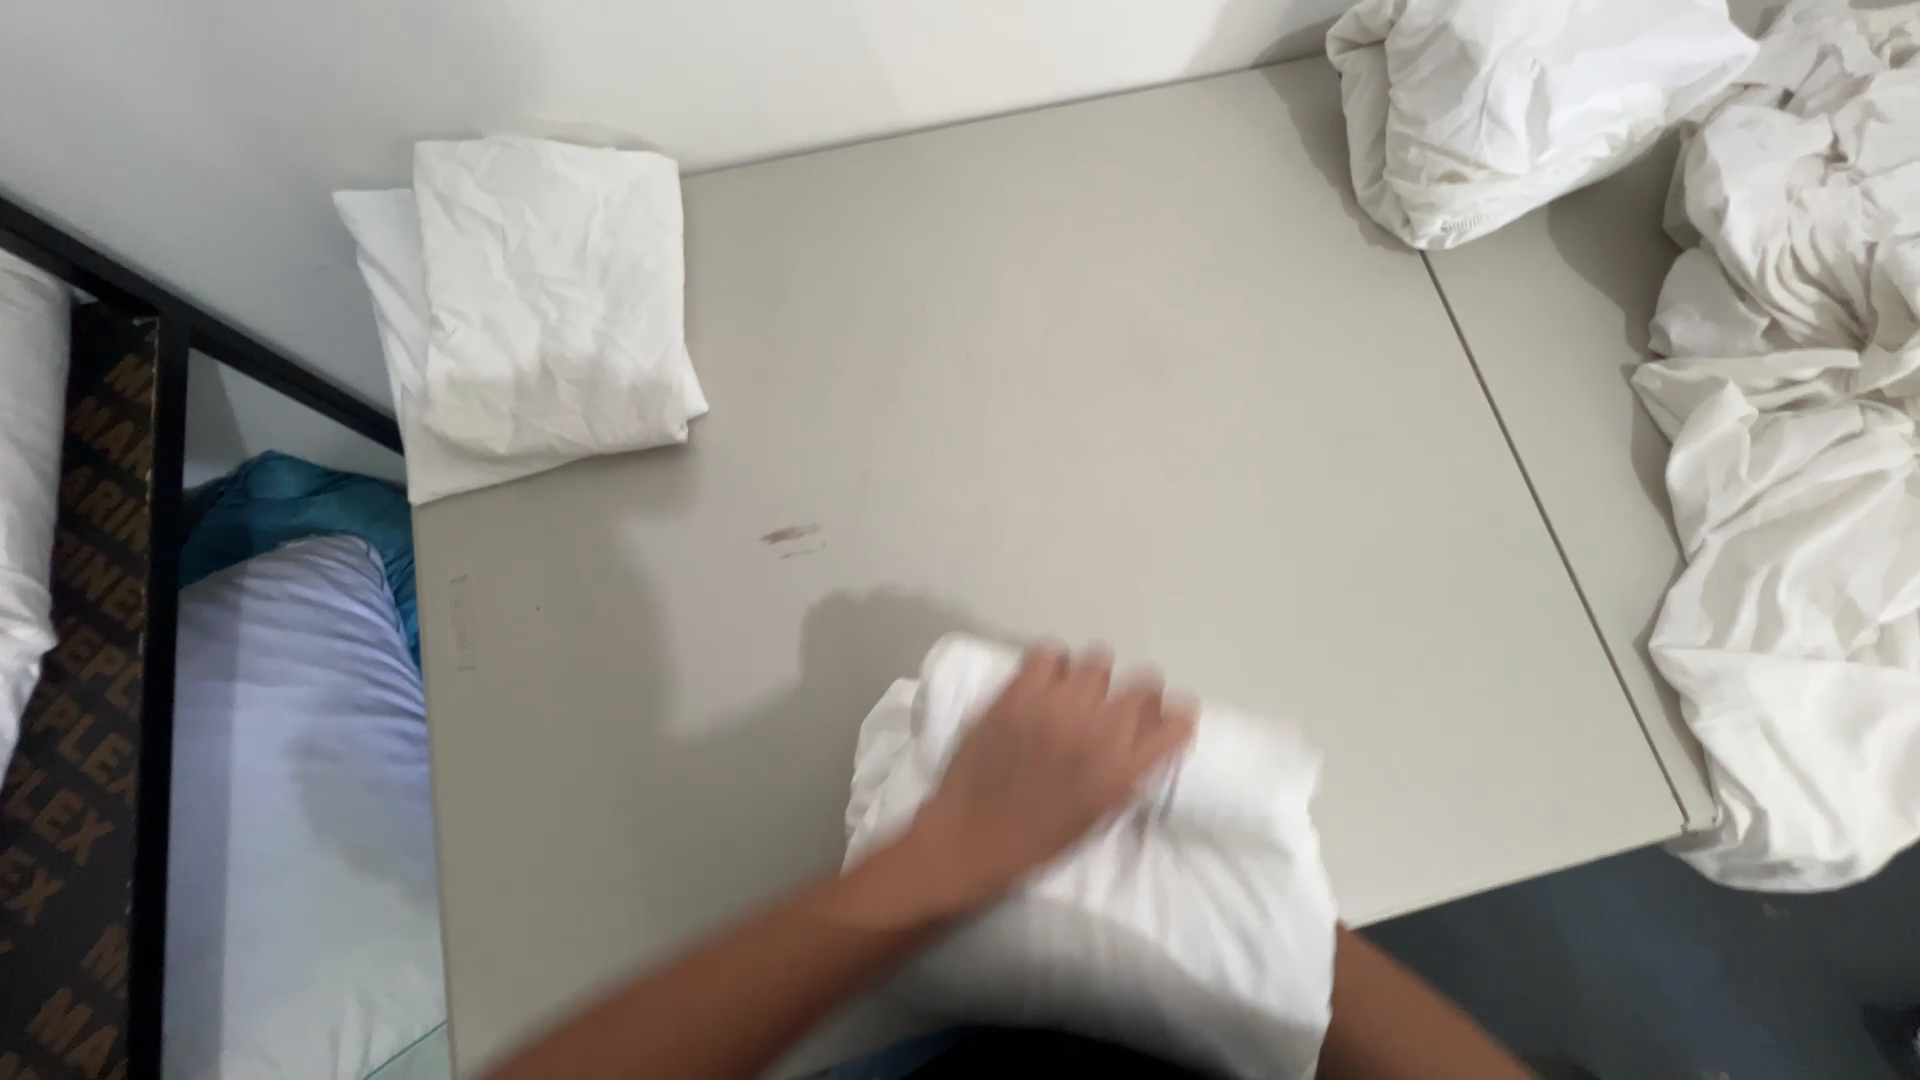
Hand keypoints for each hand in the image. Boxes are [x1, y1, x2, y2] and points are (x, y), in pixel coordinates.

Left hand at [892, 643, 1196, 916]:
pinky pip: (1049, 654)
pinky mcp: (1018, 693)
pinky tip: (1043, 687)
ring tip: (1072, 698)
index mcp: (1123, 772)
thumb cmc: (1034, 840)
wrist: (969, 837)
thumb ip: (1124, 774)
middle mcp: (1098, 732)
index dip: (1170, 720)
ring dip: (1090, 680)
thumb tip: (1140, 740)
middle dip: (1133, 697)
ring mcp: (1057, 707)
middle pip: (1144, 684)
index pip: (1177, 722)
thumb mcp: (1097, 816)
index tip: (1157, 723)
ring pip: (1097, 661)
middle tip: (1109, 711)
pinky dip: (1050, 667)